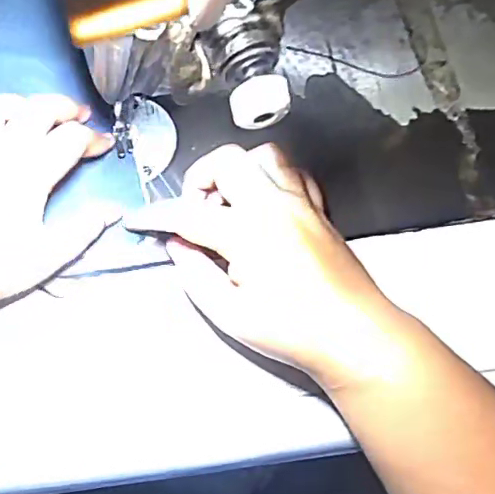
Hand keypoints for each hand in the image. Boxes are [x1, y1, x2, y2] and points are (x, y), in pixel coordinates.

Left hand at [0, 94, 121, 312]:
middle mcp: (0, 153)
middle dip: (63, 106)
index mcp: (31, 173)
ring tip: (30, 113)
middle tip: (78, 115)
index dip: (92, 138)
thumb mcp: (49, 256)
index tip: (104, 145)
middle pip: (35, 110)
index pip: (70, 139)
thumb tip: (112, 211)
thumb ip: (84, 230)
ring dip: (15, 102)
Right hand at [123, 143, 414, 391]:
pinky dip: (270, 181)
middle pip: (227, 161)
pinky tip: (261, 208)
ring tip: (226, 206)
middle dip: (199, 179)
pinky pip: (293, 175)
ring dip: (236, 173)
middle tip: (191, 211)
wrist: (354, 335)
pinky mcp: (319, 212)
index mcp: (247, 231)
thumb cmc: (295, 330)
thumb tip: (178, 248)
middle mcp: (275, 206)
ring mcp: (301, 205)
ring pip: (263, 157)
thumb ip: (195, 274)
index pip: (187, 213)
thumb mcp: (229, 313)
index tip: (140, 220)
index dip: (156, 216)